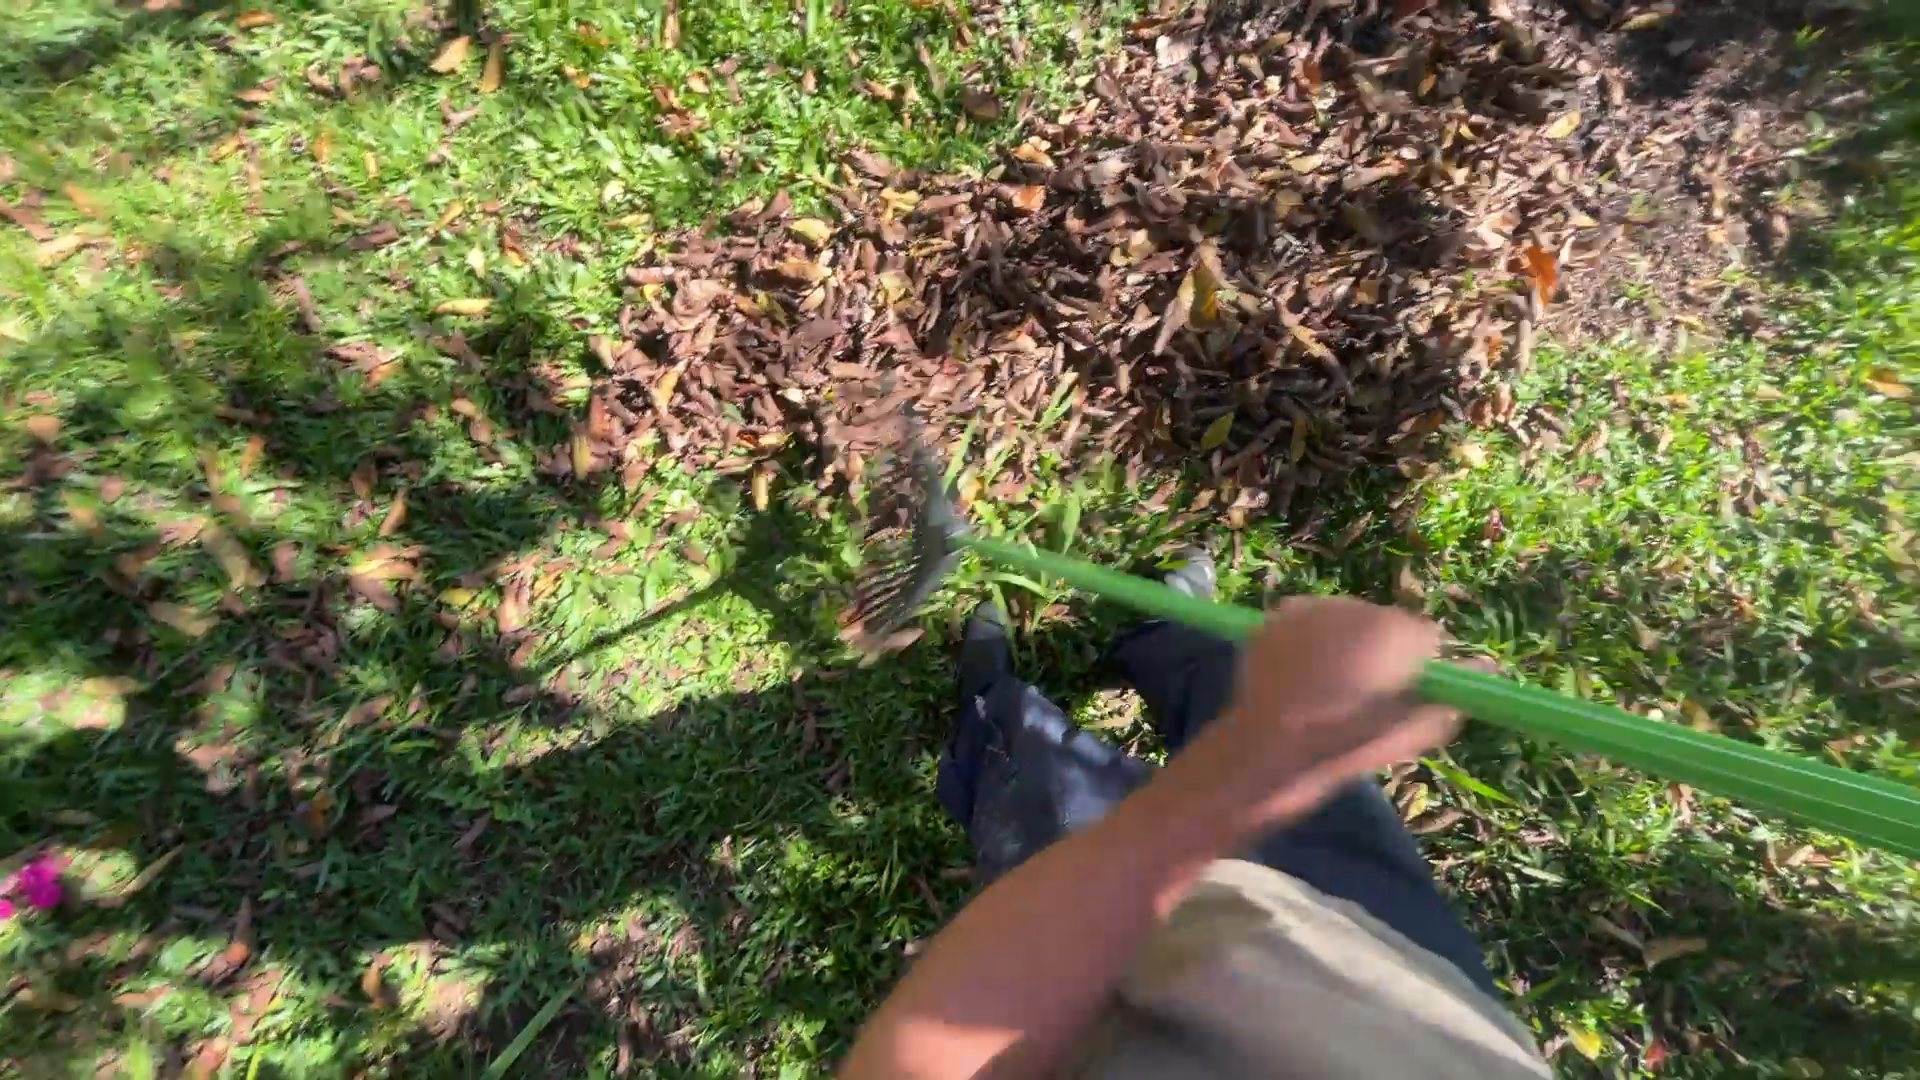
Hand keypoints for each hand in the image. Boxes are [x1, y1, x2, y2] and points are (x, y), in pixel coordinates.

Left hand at [1201, 596, 1460, 817]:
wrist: (1271, 744)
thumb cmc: (1348, 743)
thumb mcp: (1415, 729)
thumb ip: (1454, 694)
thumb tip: (1485, 666)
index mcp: (1396, 631)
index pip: (1426, 635)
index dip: (1418, 664)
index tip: (1406, 689)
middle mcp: (1354, 608)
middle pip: (1382, 622)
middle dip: (1380, 648)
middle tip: (1363, 688)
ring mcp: (1310, 608)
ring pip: (1343, 618)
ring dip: (1343, 639)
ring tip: (1327, 681)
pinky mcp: (1275, 617)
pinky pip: (1305, 620)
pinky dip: (1308, 636)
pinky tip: (1301, 667)